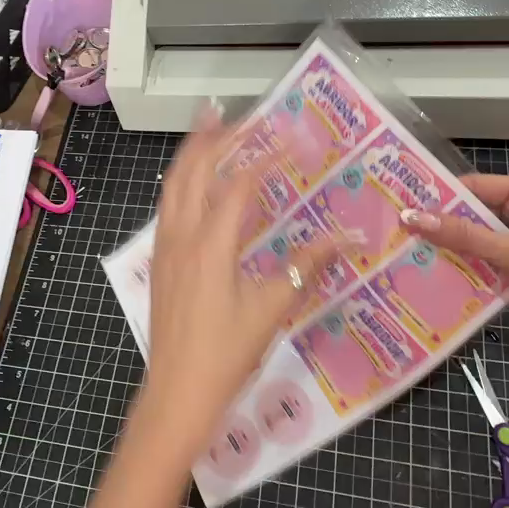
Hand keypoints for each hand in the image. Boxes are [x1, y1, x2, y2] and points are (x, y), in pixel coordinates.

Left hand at [138, 110, 336, 457]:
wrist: (176, 394)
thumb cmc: (226, 354)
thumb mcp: (271, 310)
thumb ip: (307, 267)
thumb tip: (349, 238)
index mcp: (210, 243)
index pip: (239, 183)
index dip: (266, 157)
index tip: (292, 138)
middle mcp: (181, 235)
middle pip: (194, 169)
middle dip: (218, 137)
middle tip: (242, 113)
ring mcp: (164, 246)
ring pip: (173, 183)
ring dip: (193, 152)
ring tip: (211, 126)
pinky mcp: (159, 260)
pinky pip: (168, 204)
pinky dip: (182, 179)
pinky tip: (196, 181)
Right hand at [401, 175, 508, 356]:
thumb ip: (463, 235)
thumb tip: (412, 217)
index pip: (477, 186)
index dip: (441, 197)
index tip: (403, 206)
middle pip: (477, 211)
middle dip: (444, 224)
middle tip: (401, 232)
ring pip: (480, 236)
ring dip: (454, 247)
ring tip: (411, 252)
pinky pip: (489, 256)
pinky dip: (469, 264)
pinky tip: (440, 272)